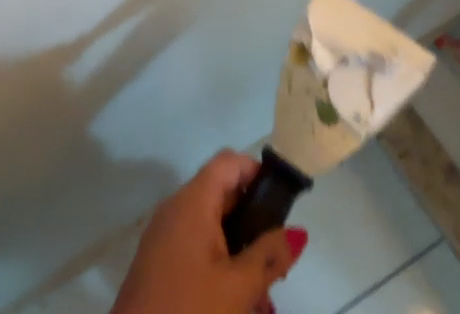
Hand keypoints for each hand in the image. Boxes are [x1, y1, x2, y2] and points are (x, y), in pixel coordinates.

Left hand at [111, 150, 309, 313]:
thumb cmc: (190, 307)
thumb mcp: (239, 286)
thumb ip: (271, 256)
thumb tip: (297, 232)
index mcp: (192, 202)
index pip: (228, 162)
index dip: (257, 172)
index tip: (284, 202)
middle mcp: (176, 209)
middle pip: (222, 194)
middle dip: (255, 221)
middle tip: (281, 257)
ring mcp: (166, 234)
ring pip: (213, 226)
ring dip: (242, 249)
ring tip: (265, 289)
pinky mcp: (162, 259)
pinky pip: (199, 246)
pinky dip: (223, 262)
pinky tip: (241, 298)